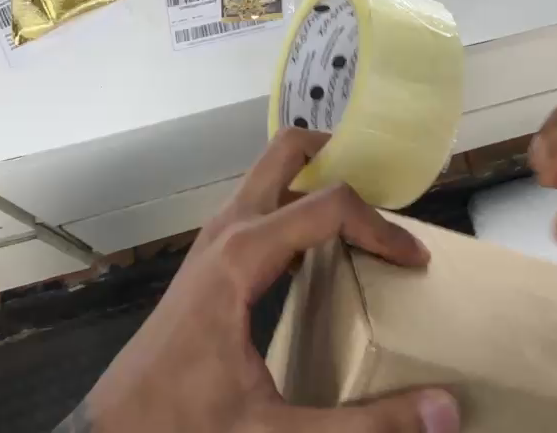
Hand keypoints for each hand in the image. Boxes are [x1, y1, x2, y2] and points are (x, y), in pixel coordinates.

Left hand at [76, 129, 460, 432]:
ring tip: (363, 216)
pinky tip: (322, 250)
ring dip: (318, 178)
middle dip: (339, 153)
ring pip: (272, 173)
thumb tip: (443, 409)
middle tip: (386, 186)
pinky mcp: (212, 254)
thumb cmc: (186, 423)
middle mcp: (229, 228)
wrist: (114, 432)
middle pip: (287, 151)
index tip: (414, 261)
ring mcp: (216, 236)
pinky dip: (299, 204)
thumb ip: (363, 424)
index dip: (380, 226)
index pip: (328, 207)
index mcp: (243, 255)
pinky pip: (263, 204)